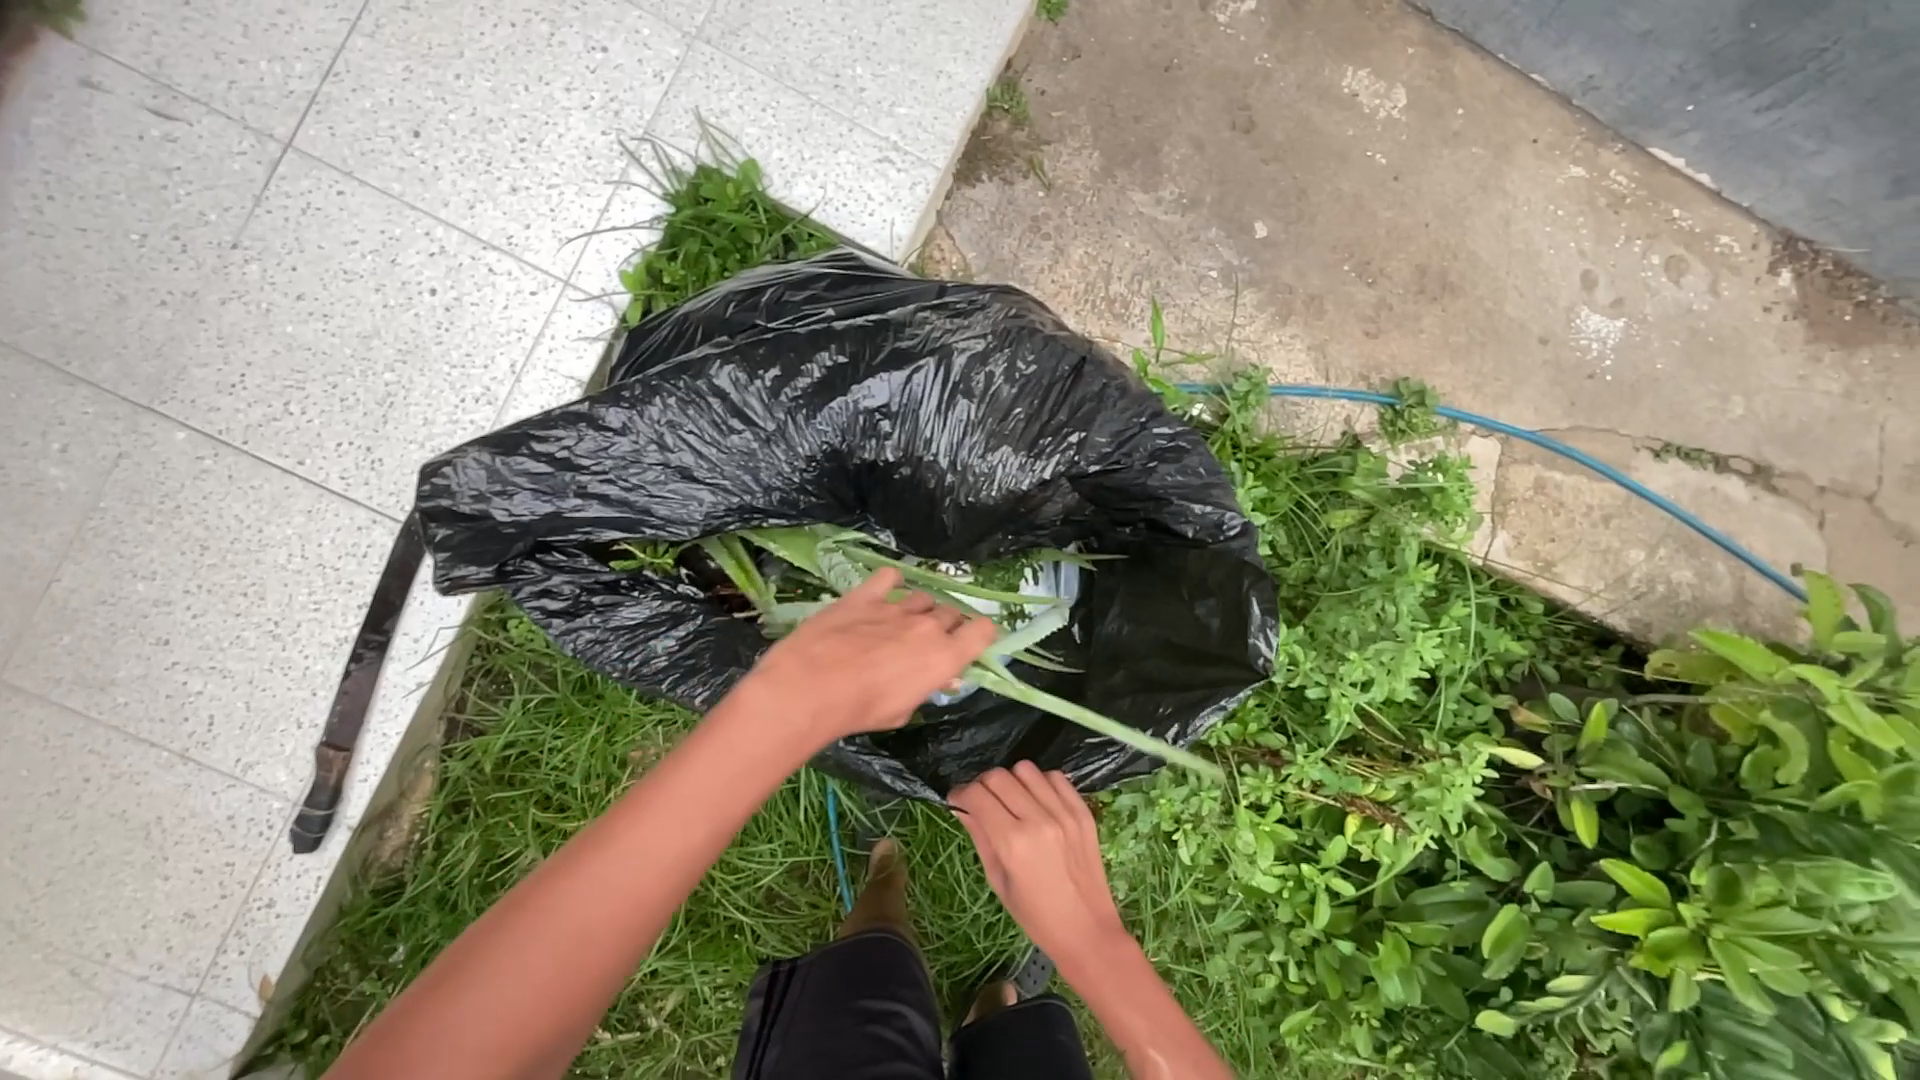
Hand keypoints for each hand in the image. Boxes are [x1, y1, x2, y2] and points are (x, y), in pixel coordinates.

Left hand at [733, 566, 997, 745]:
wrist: (811, 687)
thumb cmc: (861, 710)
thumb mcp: (902, 711)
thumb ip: (925, 688)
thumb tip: (939, 678)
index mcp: (945, 657)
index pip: (983, 631)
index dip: (979, 635)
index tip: (968, 644)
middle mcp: (927, 626)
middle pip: (951, 613)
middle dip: (946, 626)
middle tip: (927, 644)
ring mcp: (896, 606)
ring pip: (923, 597)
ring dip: (919, 609)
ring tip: (902, 624)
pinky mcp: (865, 595)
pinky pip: (889, 578)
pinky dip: (891, 583)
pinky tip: (884, 592)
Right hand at [950, 762, 1129, 969]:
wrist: (1087, 929)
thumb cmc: (1035, 916)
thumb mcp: (997, 880)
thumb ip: (979, 836)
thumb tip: (961, 806)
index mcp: (1013, 842)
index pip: (976, 795)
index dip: (960, 794)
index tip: (958, 801)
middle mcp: (1038, 820)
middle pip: (998, 776)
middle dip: (982, 785)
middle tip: (983, 803)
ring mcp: (1064, 812)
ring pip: (1025, 769)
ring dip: (1012, 781)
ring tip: (1012, 801)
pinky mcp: (1083, 811)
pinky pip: (1055, 777)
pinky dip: (1040, 783)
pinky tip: (1037, 802)